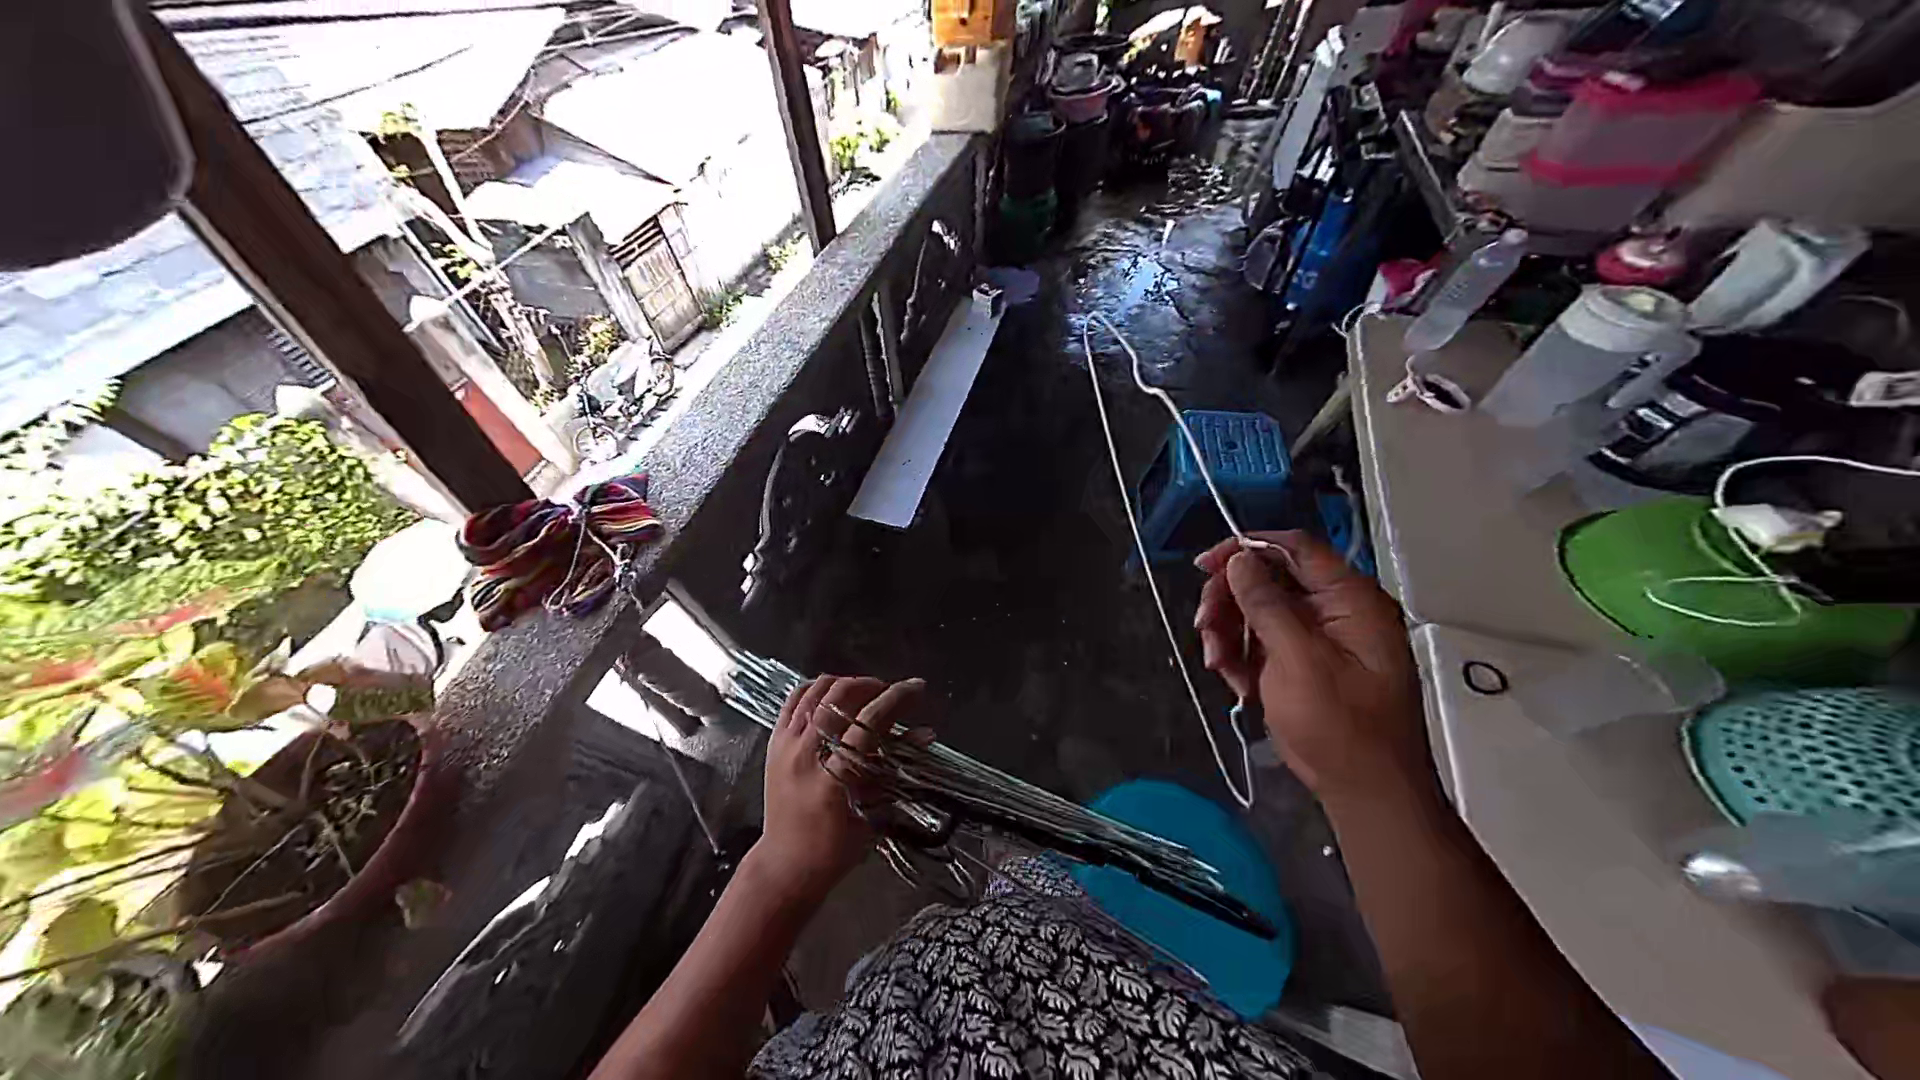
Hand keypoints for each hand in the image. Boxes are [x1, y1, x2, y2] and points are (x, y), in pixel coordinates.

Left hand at [752, 674, 925, 901]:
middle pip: (839, 697)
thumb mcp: (871, 812)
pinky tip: (833, 694)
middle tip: (889, 691)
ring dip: (844, 684)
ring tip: (864, 691)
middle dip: (870, 685)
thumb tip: (926, 733)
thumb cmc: (834, 848)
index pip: (867, 722)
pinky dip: (815, 689)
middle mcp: (804, 755)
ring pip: (815, 692)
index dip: (895, 699)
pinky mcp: (774, 744)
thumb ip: (895, 768)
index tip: (916, 687)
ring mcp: (784, 747)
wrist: (784, 865)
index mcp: (831, 778)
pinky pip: (794, 701)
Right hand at [1194, 531, 1430, 802]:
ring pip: (1257, 612)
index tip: (1205, 566)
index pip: (1295, 548)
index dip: (1246, 548)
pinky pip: (1260, 642)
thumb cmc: (1340, 725)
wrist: (1365, 790)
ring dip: (1229, 634)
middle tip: (1204, 627)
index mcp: (1350, 599)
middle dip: (1229, 602)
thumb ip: (1266, 604)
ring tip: (1219, 665)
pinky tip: (1237, 684)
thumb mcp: (1297, 659)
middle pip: (1268, 580)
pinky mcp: (1301, 662)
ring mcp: (1317, 638)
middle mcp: (1335, 611)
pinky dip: (1241, 658)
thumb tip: (1240, 560)